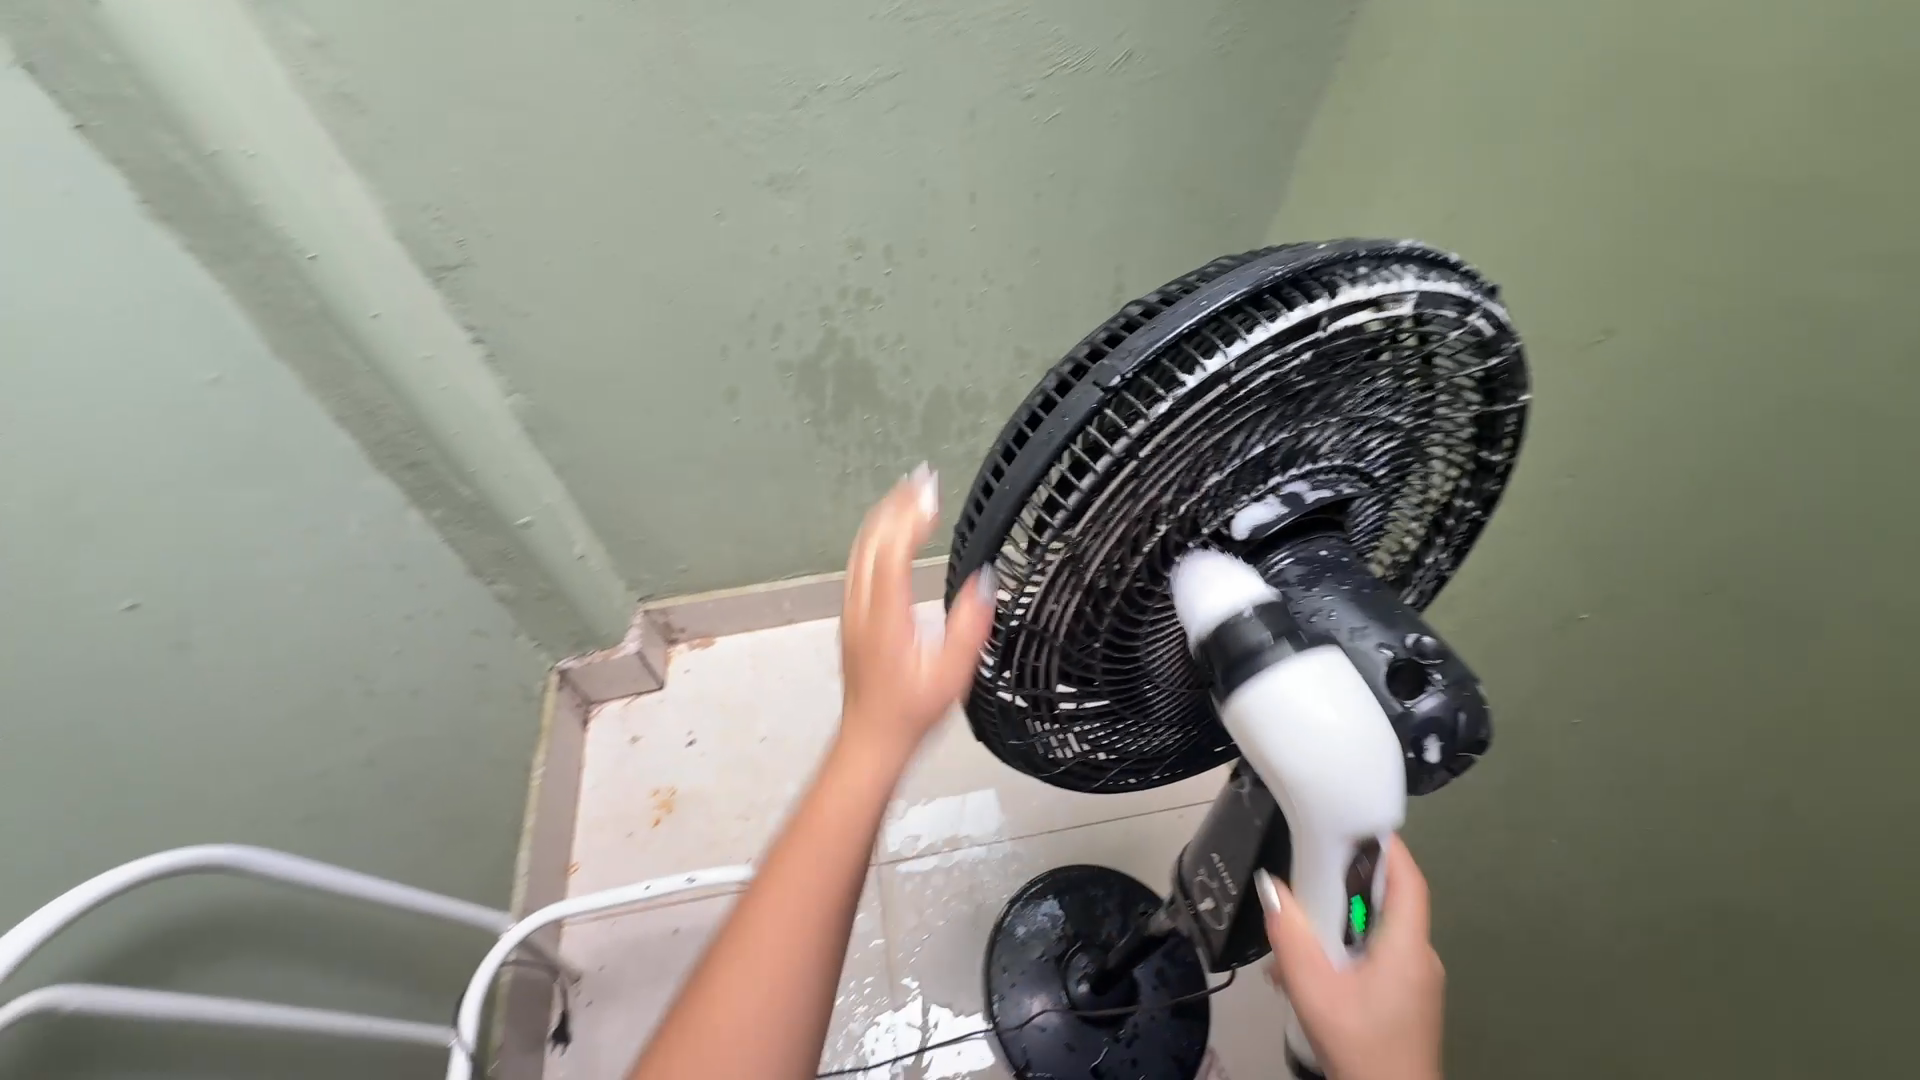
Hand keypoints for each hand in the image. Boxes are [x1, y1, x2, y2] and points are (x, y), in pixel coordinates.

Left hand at [838, 464, 994, 760]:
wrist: (872, 736)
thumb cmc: (912, 710)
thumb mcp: (953, 674)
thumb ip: (970, 626)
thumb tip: (985, 582)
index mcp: (887, 617)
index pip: (893, 553)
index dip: (910, 518)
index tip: (931, 493)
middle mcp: (863, 606)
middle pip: (872, 542)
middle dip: (896, 505)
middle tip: (922, 479)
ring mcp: (853, 608)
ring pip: (860, 549)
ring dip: (883, 516)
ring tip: (908, 493)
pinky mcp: (853, 613)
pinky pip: (859, 560)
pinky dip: (875, 535)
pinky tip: (888, 529)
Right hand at [1258, 837, 1444, 1079]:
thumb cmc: (1360, 1044)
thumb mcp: (1313, 987)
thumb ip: (1290, 933)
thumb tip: (1271, 887)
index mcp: (1406, 946)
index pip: (1406, 878)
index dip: (1386, 844)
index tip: (1355, 818)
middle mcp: (1419, 956)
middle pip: (1385, 899)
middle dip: (1343, 885)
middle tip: (1305, 880)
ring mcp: (1416, 978)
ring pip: (1376, 928)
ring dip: (1338, 922)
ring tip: (1298, 936)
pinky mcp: (1407, 996)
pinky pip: (1376, 952)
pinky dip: (1345, 946)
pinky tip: (1313, 968)